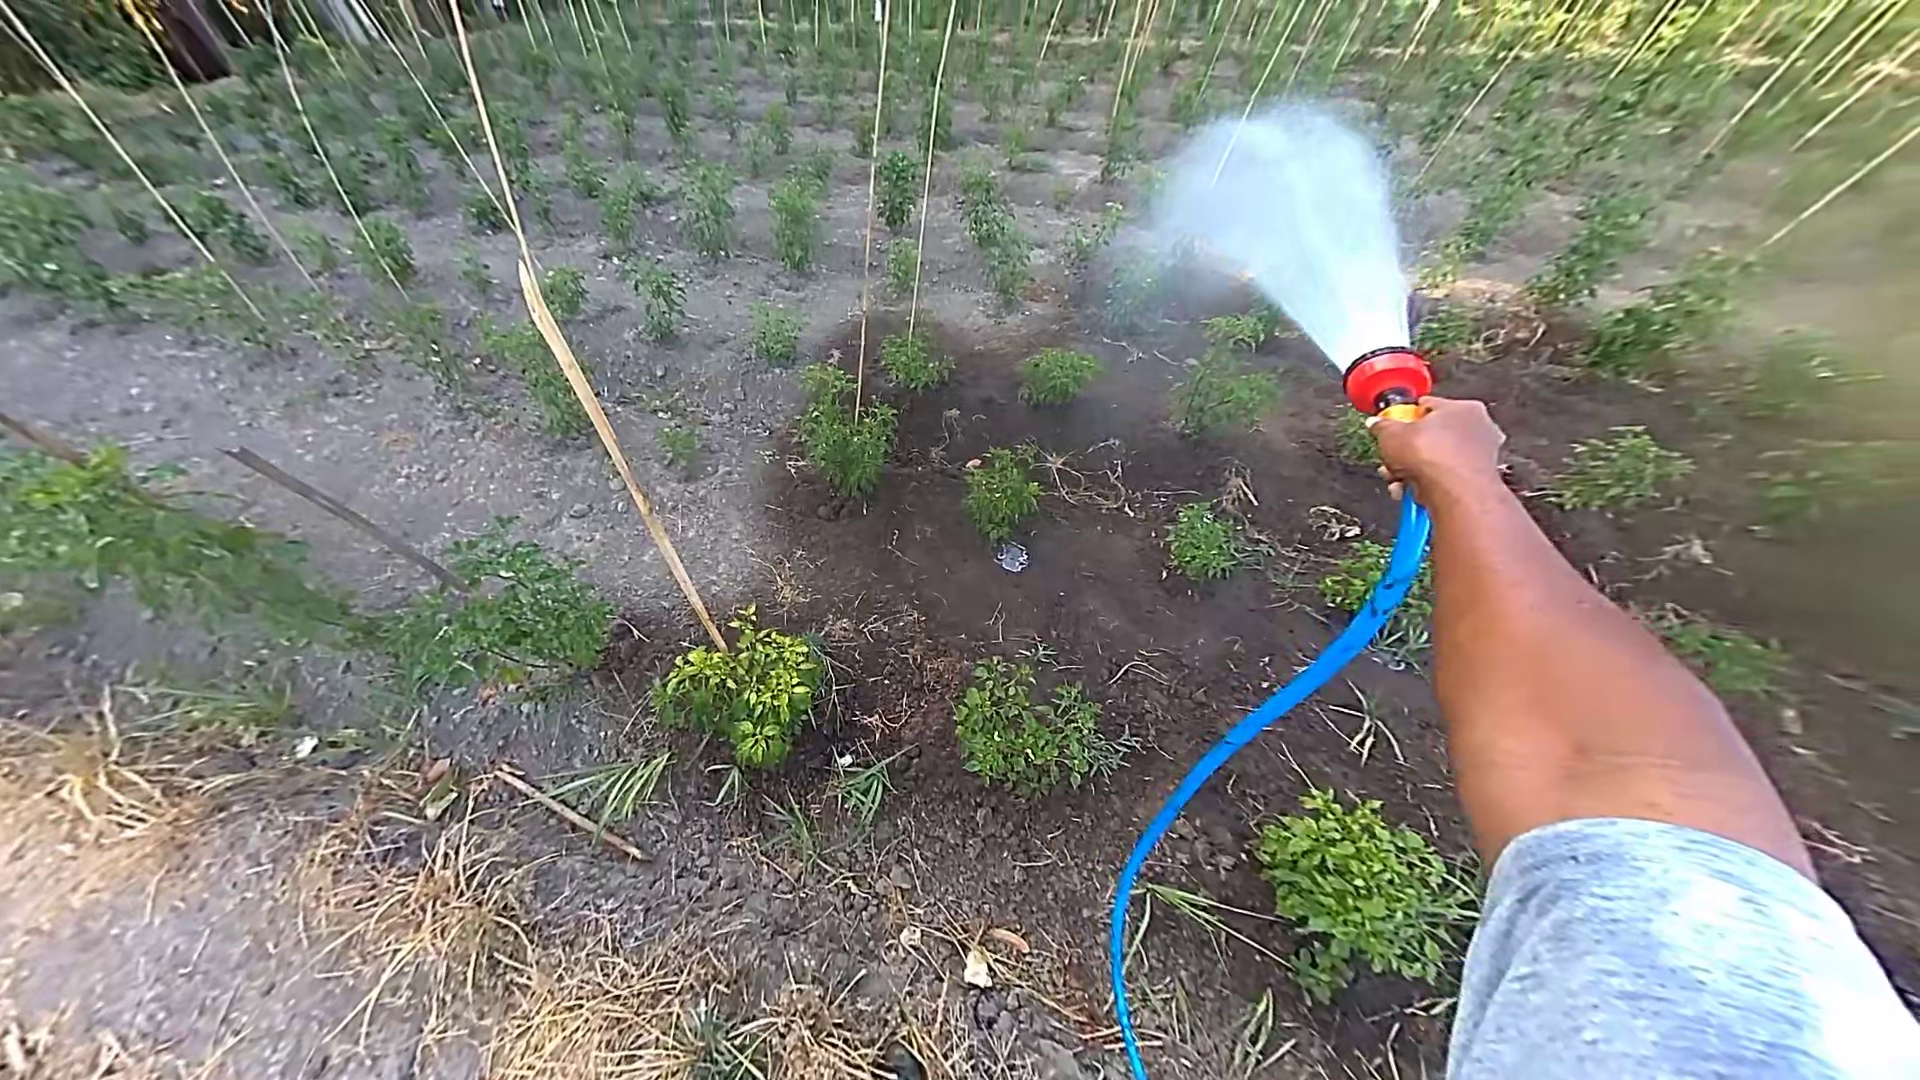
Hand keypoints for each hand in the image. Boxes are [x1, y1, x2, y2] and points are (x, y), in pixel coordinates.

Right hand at [1367, 396, 1506, 502]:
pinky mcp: (1477, 477)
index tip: (1390, 427)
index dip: (1404, 417)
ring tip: (1396, 478)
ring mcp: (1481, 453)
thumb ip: (1381, 426)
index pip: (1427, 406)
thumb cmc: (1431, 455)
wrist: (1453, 490)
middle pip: (1430, 436)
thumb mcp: (1390, 434)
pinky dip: (1426, 482)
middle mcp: (1478, 427)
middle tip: (1390, 458)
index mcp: (1462, 408)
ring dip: (1411, 469)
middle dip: (1405, 450)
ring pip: (1434, 458)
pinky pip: (1443, 476)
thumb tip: (1376, 423)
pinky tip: (1410, 489)